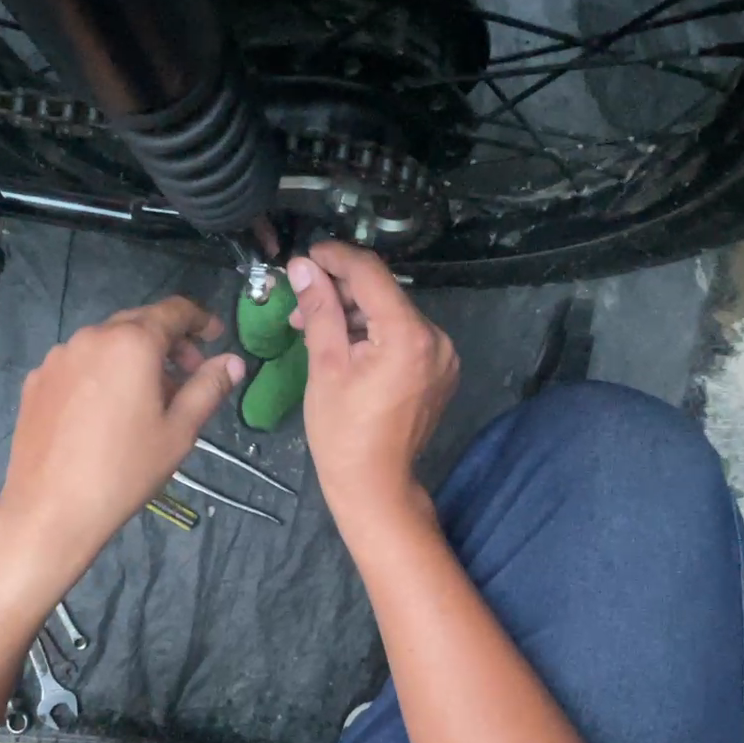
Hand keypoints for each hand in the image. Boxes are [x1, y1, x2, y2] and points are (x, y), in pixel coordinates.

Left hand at [0, 296, 244, 566]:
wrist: (51, 509)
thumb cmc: (125, 471)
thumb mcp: (179, 432)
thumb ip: (208, 388)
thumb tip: (233, 362)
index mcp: (132, 343)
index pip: (174, 311)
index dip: (201, 320)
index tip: (216, 338)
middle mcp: (91, 337)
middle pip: (138, 324)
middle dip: (169, 343)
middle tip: (188, 376)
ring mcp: (58, 358)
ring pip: (106, 345)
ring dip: (134, 359)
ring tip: (147, 400)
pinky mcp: (36, 381)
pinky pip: (79, 365)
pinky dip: (102, 374)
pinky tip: (106, 413)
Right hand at [289, 242, 458, 530]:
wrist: (374, 485)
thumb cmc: (343, 432)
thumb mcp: (325, 367)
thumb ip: (320, 310)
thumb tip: (304, 268)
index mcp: (408, 335)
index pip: (371, 274)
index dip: (336, 259)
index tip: (306, 257)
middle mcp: (436, 338)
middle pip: (383, 295)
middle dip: (340, 294)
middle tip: (301, 305)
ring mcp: (443, 356)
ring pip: (392, 317)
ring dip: (355, 316)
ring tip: (316, 331)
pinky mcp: (439, 372)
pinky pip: (404, 339)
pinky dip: (374, 336)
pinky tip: (345, 349)